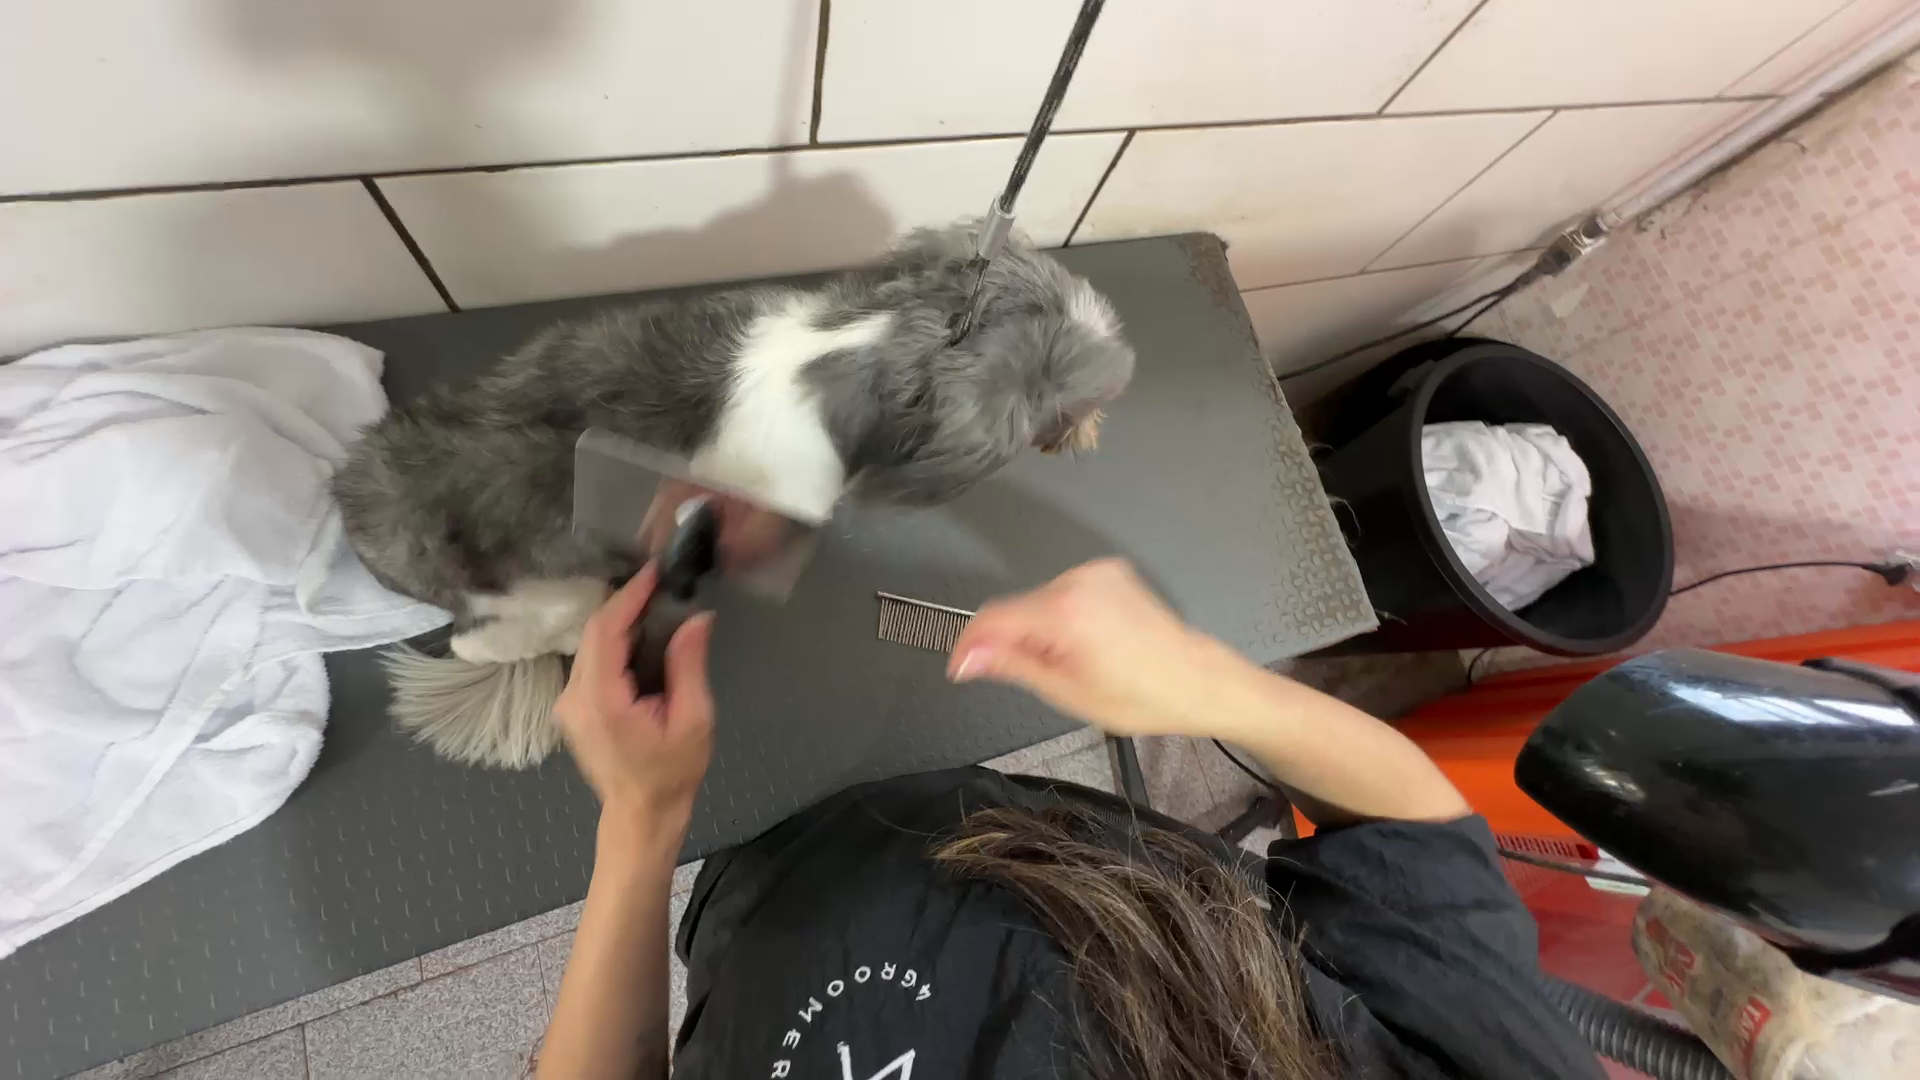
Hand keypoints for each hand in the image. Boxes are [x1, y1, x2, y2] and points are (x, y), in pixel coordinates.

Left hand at [552, 564, 715, 825]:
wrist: (642, 813)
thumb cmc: (672, 772)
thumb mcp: (693, 718)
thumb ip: (689, 665)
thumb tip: (697, 618)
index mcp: (601, 700)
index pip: (605, 632)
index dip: (628, 597)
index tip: (654, 571)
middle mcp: (573, 697)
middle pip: (594, 634)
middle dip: (627, 604)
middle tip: (664, 583)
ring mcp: (568, 703)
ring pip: (591, 645)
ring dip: (623, 621)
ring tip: (659, 603)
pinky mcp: (574, 706)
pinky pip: (593, 660)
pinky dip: (617, 640)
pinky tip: (644, 635)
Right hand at [948, 558, 1252, 737]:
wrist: (1198, 680)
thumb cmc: (1145, 695)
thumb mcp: (1066, 692)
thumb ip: (1010, 665)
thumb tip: (967, 657)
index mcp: (1066, 613)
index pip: (992, 617)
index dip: (970, 643)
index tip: (961, 666)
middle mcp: (1079, 582)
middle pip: (1017, 608)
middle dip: (1015, 641)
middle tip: (1043, 675)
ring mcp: (1097, 573)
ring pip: (1039, 600)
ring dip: (1040, 628)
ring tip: (1075, 662)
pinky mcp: (1109, 572)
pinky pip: (1064, 592)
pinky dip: (1062, 615)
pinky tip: (1089, 640)